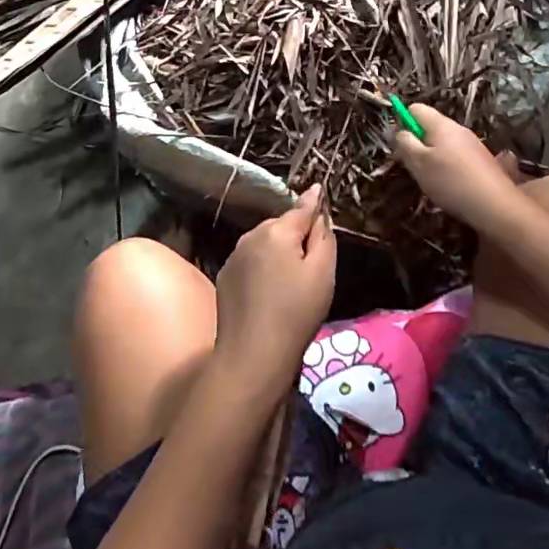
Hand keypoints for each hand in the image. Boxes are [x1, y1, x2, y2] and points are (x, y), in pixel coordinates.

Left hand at [213, 185, 336, 393]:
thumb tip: (317, 203)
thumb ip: (323, 235)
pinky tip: (269, 294)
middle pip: (282, 227)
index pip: (301, 208)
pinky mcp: (225, 276)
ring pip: (264, 244)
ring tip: (290, 284)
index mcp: (277, 231)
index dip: (315, 206)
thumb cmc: (296, 312)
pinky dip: (261, 270)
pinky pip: (250, 262)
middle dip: (296, 238)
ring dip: (277, 253)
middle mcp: (251, 235)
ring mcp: (234, 256)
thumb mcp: (323, 273)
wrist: (253, 354)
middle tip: (311, 268)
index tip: (319, 194)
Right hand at [390, 103, 524, 232]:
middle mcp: (458, 129)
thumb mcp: (418, 163)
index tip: (401, 145)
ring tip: (430, 178)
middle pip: (429, 126)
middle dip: (417, 142)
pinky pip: (455, 155)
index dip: (403, 123)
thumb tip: (399, 132)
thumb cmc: (450, 181)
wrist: (495, 205)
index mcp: (441, 125)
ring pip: (442, 142)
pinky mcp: (480, 160)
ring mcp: (472, 144)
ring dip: (431, 156)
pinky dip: (447, 165)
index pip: (415, 109)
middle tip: (413, 165)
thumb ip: (405, 143)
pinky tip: (449, 184)